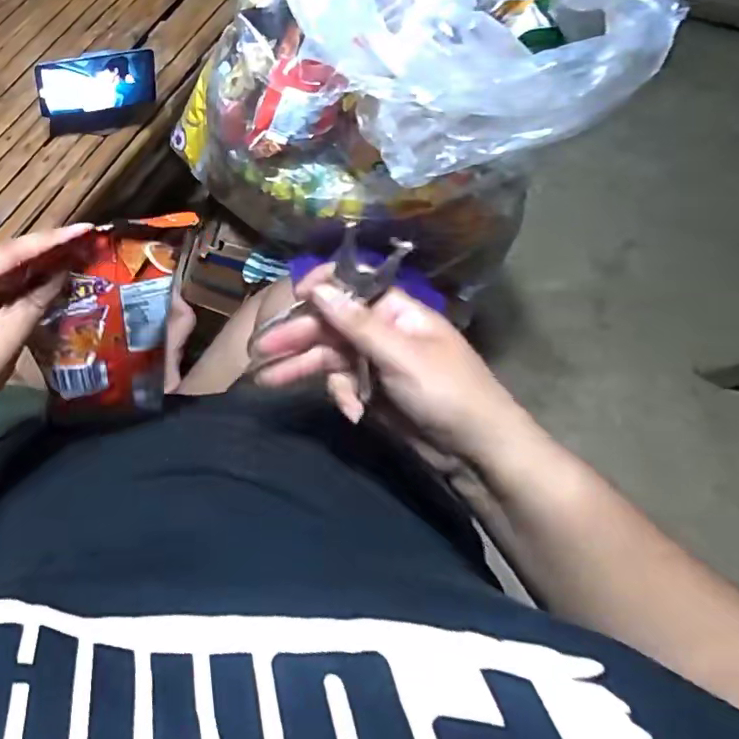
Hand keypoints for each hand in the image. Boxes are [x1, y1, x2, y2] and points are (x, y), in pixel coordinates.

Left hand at [0, 223, 93, 427]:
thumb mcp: (2, 344)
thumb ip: (31, 306)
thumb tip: (61, 274)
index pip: (12, 252)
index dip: (51, 240)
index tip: (85, 228)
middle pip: (10, 254)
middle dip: (49, 246)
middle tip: (86, 239)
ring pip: (7, 266)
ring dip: (40, 261)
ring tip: (76, 251)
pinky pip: (2, 282)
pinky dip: (28, 280)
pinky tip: (50, 277)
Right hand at [251, 264, 534, 467]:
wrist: (479, 454)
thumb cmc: (449, 395)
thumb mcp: (401, 356)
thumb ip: (355, 323)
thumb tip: (317, 288)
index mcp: (396, 311)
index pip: (352, 285)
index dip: (322, 286)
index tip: (294, 296)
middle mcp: (381, 330)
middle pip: (328, 325)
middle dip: (295, 337)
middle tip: (259, 349)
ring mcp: (374, 360)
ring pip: (327, 355)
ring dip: (299, 367)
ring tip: (264, 379)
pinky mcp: (370, 388)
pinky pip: (340, 382)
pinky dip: (340, 396)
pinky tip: (350, 412)